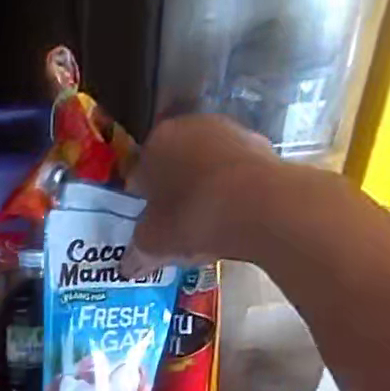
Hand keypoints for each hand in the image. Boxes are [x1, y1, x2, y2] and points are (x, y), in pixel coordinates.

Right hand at [120, 115, 279, 276]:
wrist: (261, 207)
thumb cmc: (192, 219)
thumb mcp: (153, 245)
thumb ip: (136, 253)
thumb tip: (128, 265)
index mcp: (155, 142)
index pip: (138, 177)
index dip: (140, 207)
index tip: (146, 230)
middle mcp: (190, 125)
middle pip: (173, 167)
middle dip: (172, 196)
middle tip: (174, 231)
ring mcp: (230, 131)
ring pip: (205, 168)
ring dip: (203, 193)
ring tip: (205, 229)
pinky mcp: (261, 146)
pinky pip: (234, 175)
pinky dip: (230, 194)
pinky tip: (232, 220)